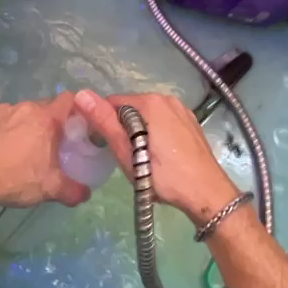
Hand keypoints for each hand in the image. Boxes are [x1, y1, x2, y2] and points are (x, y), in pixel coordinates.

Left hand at [0, 94, 92, 209]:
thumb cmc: (15, 179)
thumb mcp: (50, 189)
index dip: (75, 109)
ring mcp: (1, 109)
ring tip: (19, 149)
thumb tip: (86, 194)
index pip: (69, 100)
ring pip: (20, 113)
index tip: (76, 125)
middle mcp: (25, 107)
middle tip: (48, 144)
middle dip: (49, 123)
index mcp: (46, 119)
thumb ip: (73, 190)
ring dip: (24, 125)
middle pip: (44, 108)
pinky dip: (2, 128)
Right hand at [74, 89, 238, 226]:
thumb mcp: (128, 152)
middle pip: (131, 109)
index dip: (104, 123)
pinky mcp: (191, 124)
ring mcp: (182, 110)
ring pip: (148, 117)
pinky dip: (155, 135)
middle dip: (122, 129)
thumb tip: (81, 94)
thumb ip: (105, 122)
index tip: (104, 146)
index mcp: (151, 101)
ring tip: (140, 160)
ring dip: (138, 133)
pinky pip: (163, 123)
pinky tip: (158, 157)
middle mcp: (167, 98)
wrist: (207, 193)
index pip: (113, 103)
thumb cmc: (163, 175)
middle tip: (123, 157)